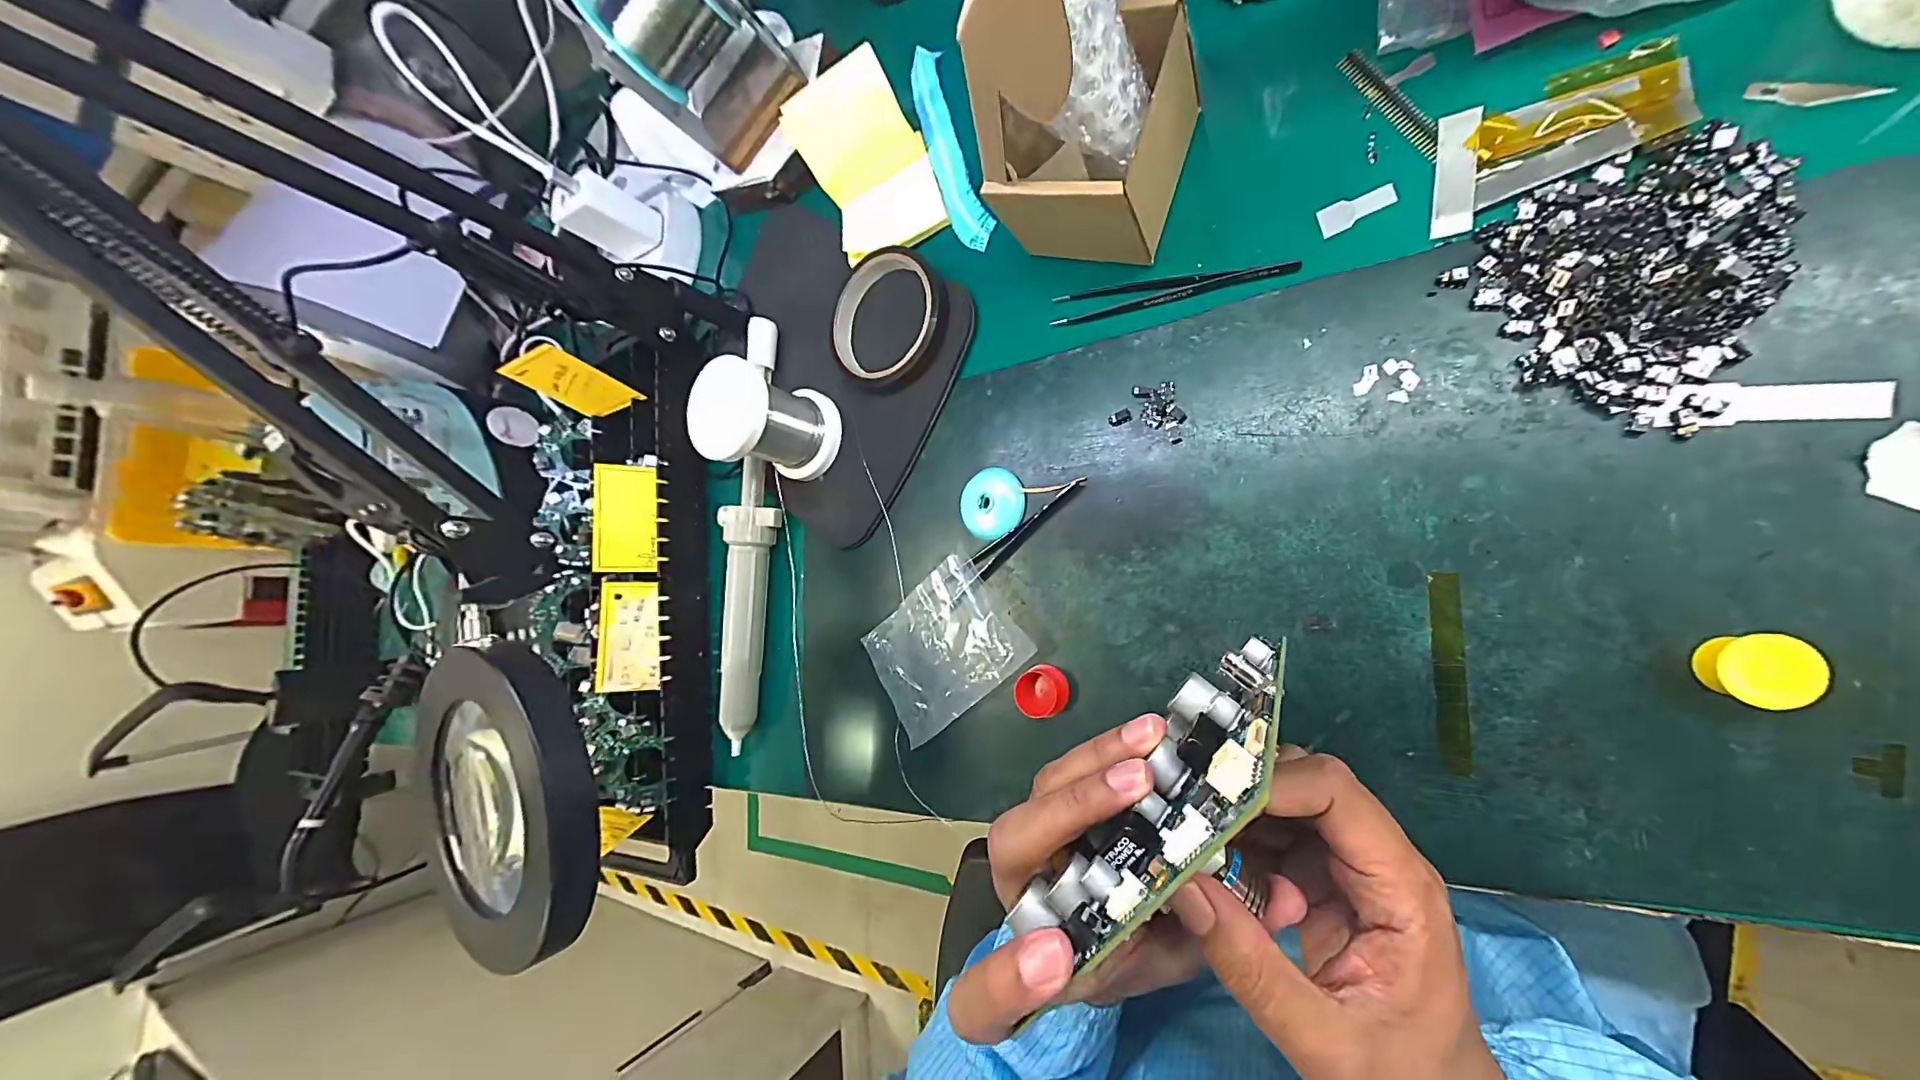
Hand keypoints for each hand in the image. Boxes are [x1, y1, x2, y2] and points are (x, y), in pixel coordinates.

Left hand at [946, 713, 1210, 1042]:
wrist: (1102, 919)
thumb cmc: (1119, 947)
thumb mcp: (1159, 961)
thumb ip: (1201, 937)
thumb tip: (1282, 899)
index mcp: (1038, 953)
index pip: (985, 994)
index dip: (1006, 981)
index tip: (1057, 958)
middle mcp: (1022, 886)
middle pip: (1016, 841)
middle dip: (1076, 808)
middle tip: (1139, 780)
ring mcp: (1035, 832)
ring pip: (1044, 790)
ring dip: (1096, 758)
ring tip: (1150, 736)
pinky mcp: (1053, 797)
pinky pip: (1069, 770)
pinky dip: (1107, 748)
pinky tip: (1147, 732)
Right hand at [1173, 747, 1500, 1079]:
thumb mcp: (1324, 1041)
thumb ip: (1250, 967)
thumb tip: (1182, 887)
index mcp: (1399, 886)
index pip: (1336, 792)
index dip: (1272, 783)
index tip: (1210, 801)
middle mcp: (1376, 861)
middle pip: (1307, 785)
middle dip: (1245, 794)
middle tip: (1189, 815)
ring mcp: (1347, 869)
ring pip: (1283, 808)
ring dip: (1237, 824)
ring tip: (1197, 850)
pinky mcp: (1322, 884)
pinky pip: (1272, 842)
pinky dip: (1237, 851)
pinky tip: (1217, 881)